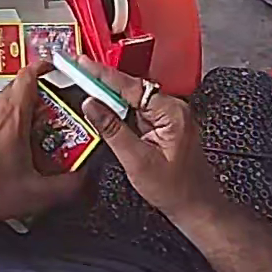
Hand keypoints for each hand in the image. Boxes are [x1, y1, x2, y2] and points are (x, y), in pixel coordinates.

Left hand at [0, 59, 86, 223]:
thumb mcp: (39, 194)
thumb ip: (70, 185)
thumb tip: (86, 177)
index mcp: (11, 117)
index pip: (28, 76)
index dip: (46, 70)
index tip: (57, 73)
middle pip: (19, 90)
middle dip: (40, 100)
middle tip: (56, 118)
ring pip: (4, 104)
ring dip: (22, 113)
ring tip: (36, 137)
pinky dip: (5, 125)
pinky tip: (12, 149)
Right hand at [77, 57, 227, 220]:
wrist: (196, 206)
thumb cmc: (174, 189)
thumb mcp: (137, 160)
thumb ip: (112, 130)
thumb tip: (91, 105)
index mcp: (171, 112)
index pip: (130, 86)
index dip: (101, 75)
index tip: (81, 64)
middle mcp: (172, 108)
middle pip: (130, 88)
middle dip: (101, 80)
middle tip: (75, 71)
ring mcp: (167, 115)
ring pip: (130, 98)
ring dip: (107, 94)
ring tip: (82, 86)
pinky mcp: (161, 124)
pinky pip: (134, 110)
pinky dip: (116, 108)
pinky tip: (100, 107)